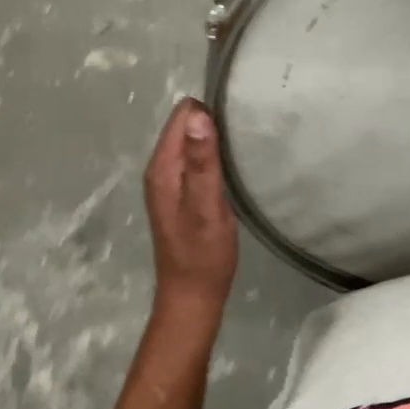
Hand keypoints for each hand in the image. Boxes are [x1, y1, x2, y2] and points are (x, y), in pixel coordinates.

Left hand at [143, 98, 238, 311]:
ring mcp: (171, 181)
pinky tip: (235, 165)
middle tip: (247, 134)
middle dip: (214, 122)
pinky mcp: (183, 192)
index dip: (210, 111)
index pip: (184, 114)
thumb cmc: (203, 254)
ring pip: (194, 140)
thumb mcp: (206, 206)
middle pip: (188, 124)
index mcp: (163, 167)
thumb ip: (201, 161)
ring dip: (216, 139)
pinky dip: (215, 156)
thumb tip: (198, 115)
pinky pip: (198, 158)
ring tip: (246, 145)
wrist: (193, 297)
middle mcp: (161, 168)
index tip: (239, 121)